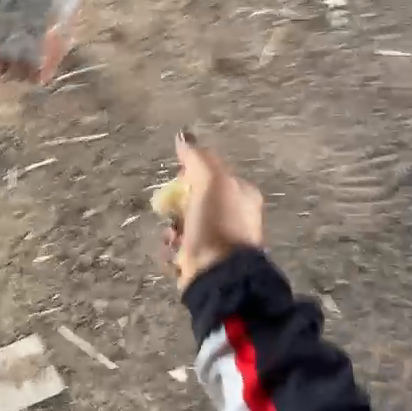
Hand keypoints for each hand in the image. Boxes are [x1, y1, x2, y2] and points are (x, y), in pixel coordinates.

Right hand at [166, 131, 264, 290]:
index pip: (211, 175)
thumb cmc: (218, 225)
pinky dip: (172, 251)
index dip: (190, 175)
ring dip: (172, 230)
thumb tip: (183, 136)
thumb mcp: (211, 182)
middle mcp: (234, 218)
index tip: (177, 181)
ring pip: (186, 227)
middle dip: (177, 205)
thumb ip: (197, 158)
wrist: (220, 275)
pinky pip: (181, 250)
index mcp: (242, 195)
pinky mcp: (204, 263)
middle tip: (169, 211)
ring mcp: (219, 242)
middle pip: (195, 201)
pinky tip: (172, 254)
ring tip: (171, 237)